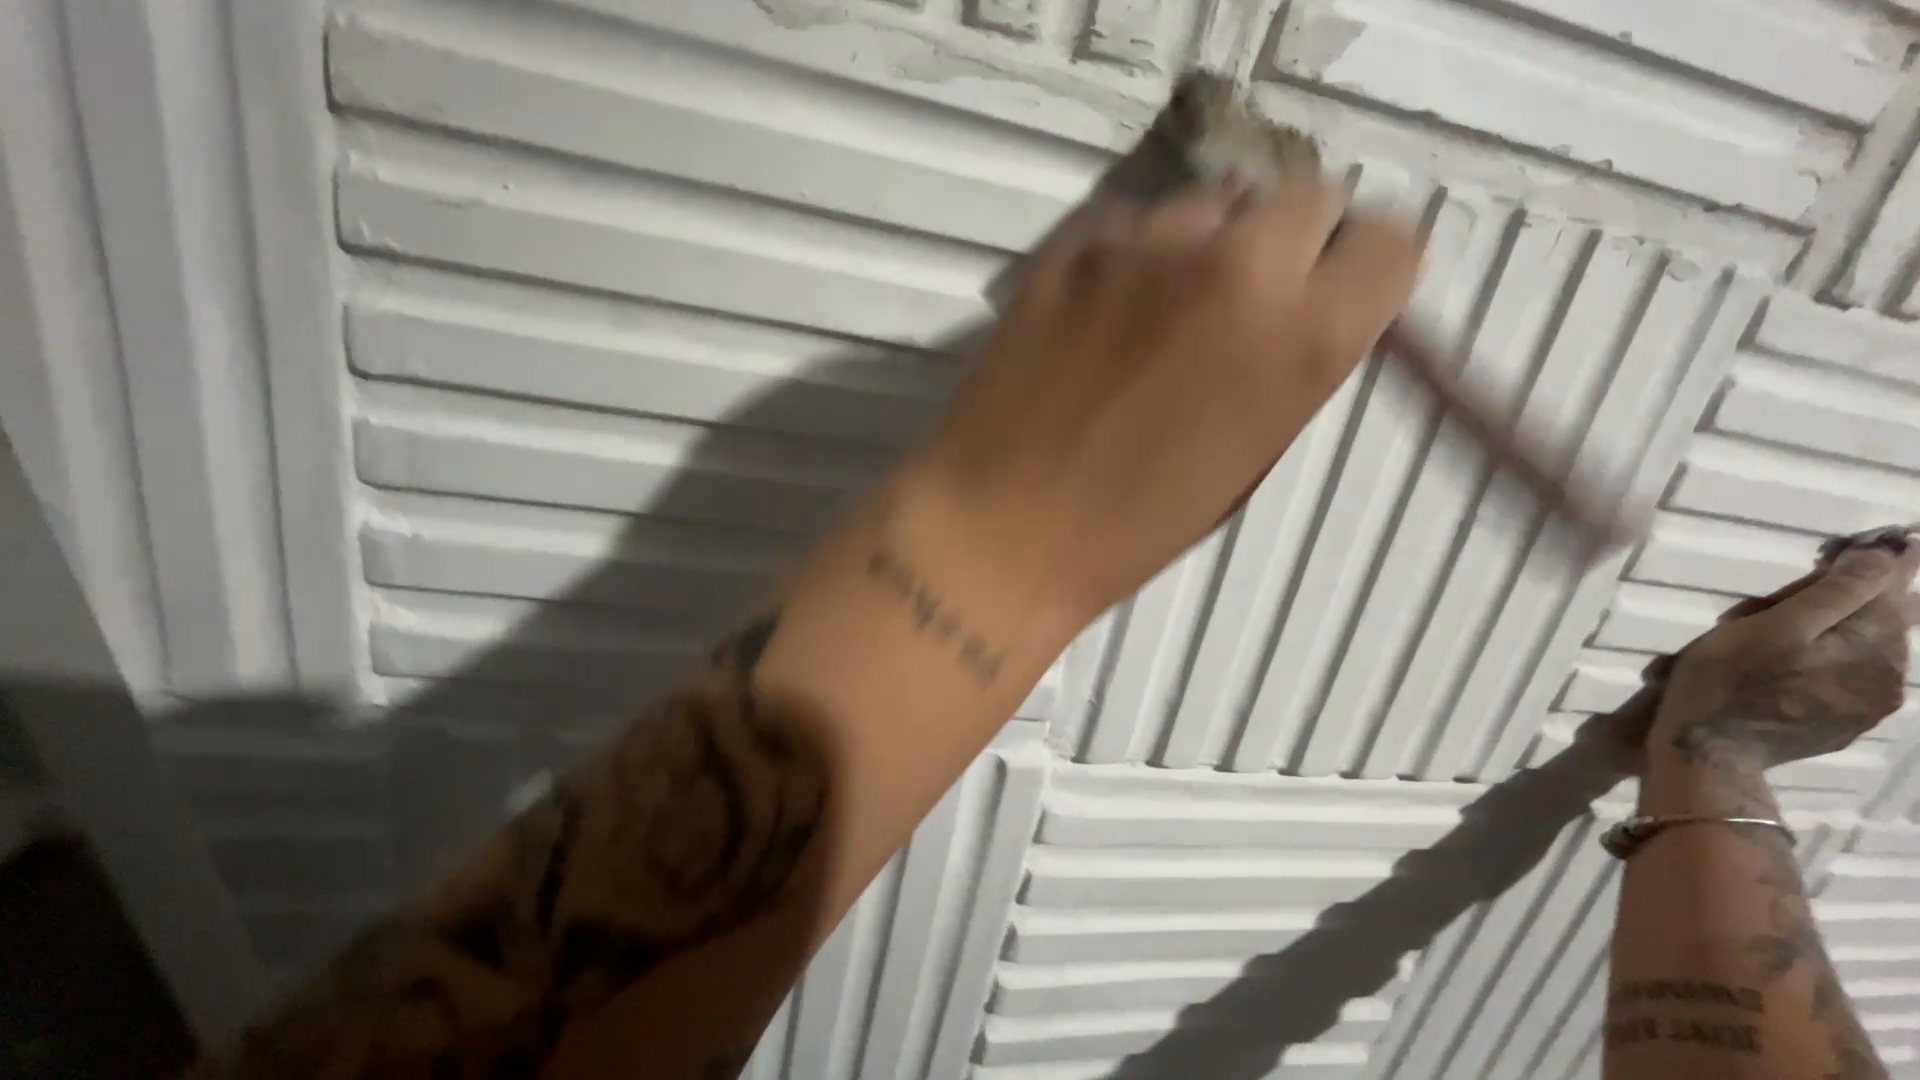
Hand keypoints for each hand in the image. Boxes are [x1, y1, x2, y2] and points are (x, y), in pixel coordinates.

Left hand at [889, 180, 1422, 622]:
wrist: (1004, 527)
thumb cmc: (1134, 526)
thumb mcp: (1252, 455)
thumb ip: (1294, 364)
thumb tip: (1304, 305)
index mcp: (1306, 337)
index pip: (1391, 242)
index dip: (1362, 271)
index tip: (1333, 295)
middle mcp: (1238, 265)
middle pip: (1308, 194)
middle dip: (1294, 239)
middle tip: (1250, 295)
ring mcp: (1147, 244)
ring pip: (1214, 198)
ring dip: (1210, 238)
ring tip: (1166, 303)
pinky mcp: (1073, 243)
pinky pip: (1133, 219)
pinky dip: (1135, 250)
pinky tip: (1103, 306)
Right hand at [1648, 525, 1919, 778]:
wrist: (1709, 751)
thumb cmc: (1728, 680)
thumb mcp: (1772, 627)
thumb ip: (1835, 592)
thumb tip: (1891, 555)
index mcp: (1875, 646)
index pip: (1892, 592)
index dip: (1887, 563)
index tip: (1893, 537)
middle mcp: (1890, 676)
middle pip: (1880, 624)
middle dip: (1850, 603)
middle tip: (1801, 592)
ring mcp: (1870, 706)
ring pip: (1864, 653)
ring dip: (1836, 636)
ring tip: (1786, 633)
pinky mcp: (1844, 725)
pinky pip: (1848, 680)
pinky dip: (1828, 664)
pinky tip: (1792, 667)